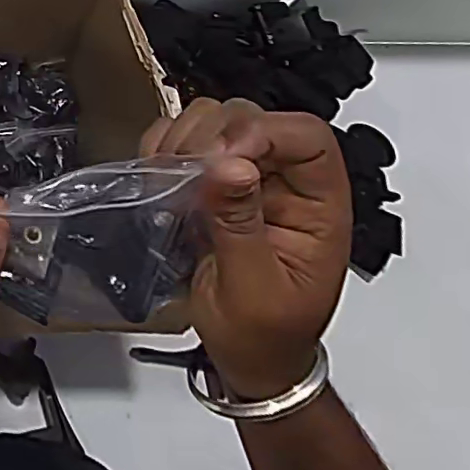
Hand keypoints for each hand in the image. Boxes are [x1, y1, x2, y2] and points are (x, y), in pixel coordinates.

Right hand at [142, 98, 351, 399]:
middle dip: (209, 135)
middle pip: (251, 117)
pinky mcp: (201, 177)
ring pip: (212, 118)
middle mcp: (280, 180)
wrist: (243, 352)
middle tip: (181, 173)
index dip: (263, 133)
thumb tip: (231, 166)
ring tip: (165, 177)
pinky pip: (178, 136)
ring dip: (180, 138)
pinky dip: (158, 145)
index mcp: (316, 206)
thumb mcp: (255, 288)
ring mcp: (239, 175)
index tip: (217, 160)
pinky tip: (153, 174)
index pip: (306, 138)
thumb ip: (242, 226)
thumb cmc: (262, 332)